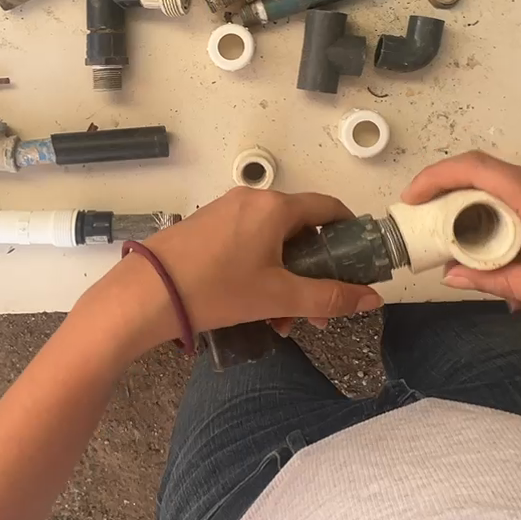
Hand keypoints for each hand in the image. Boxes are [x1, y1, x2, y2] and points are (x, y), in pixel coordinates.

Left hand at [81, 188, 383, 353]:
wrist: (148, 292)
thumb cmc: (219, 289)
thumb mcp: (279, 296)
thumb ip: (329, 297)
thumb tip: (373, 298)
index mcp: (275, 206)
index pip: (327, 206)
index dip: (349, 231)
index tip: (358, 261)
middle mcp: (252, 198)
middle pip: (299, 229)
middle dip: (312, 272)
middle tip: (315, 312)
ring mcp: (225, 209)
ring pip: (271, 240)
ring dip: (284, 277)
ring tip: (279, 321)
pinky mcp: (206, 224)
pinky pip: (247, 241)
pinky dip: (259, 269)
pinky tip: (252, 306)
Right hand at [402, 151, 520, 334]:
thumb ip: (509, 284)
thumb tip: (454, 276)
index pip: (477, 169)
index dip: (434, 177)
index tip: (409, 202)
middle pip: (486, 174)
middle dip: (448, 197)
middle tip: (428, 232)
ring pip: (507, 187)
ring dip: (477, 210)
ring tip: (460, 246)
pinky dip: (505, 217)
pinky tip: (506, 250)